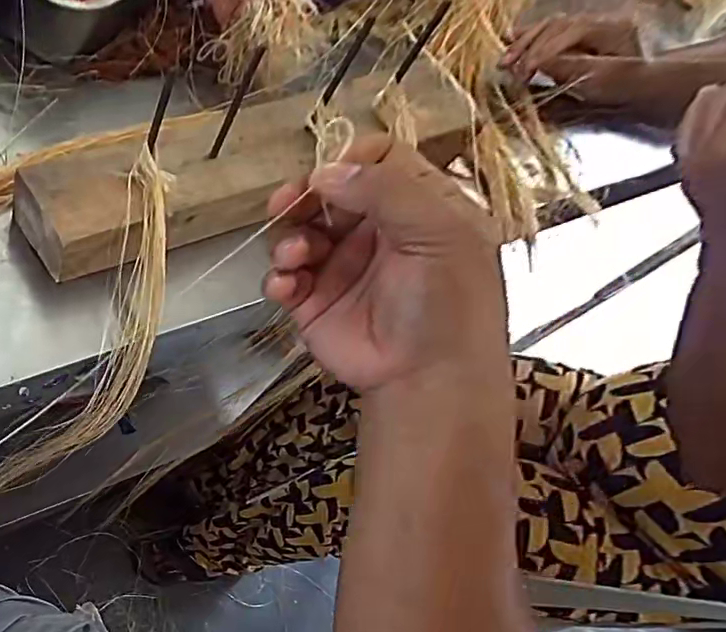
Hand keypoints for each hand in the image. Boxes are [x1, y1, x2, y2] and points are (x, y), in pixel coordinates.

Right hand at [264, 136, 505, 392]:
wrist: (426, 376)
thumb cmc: (448, 301)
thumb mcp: (437, 231)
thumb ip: (386, 191)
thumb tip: (324, 172)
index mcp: (414, 205)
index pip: (376, 162)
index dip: (348, 161)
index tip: (327, 174)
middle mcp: (373, 232)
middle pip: (327, 196)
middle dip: (304, 197)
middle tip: (285, 204)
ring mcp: (339, 269)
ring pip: (300, 235)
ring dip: (288, 239)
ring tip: (295, 257)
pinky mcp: (312, 306)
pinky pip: (284, 281)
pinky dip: (277, 279)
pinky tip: (285, 286)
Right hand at [502, 13, 643, 81]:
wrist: (635, 88)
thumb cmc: (617, 91)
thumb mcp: (599, 82)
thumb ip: (572, 70)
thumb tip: (540, 65)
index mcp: (612, 29)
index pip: (572, 31)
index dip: (545, 51)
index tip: (523, 74)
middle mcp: (599, 20)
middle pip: (557, 25)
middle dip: (530, 47)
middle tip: (508, 70)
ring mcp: (585, 26)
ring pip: (550, 25)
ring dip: (523, 43)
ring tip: (503, 63)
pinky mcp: (573, 36)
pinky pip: (548, 28)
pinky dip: (526, 35)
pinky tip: (508, 39)